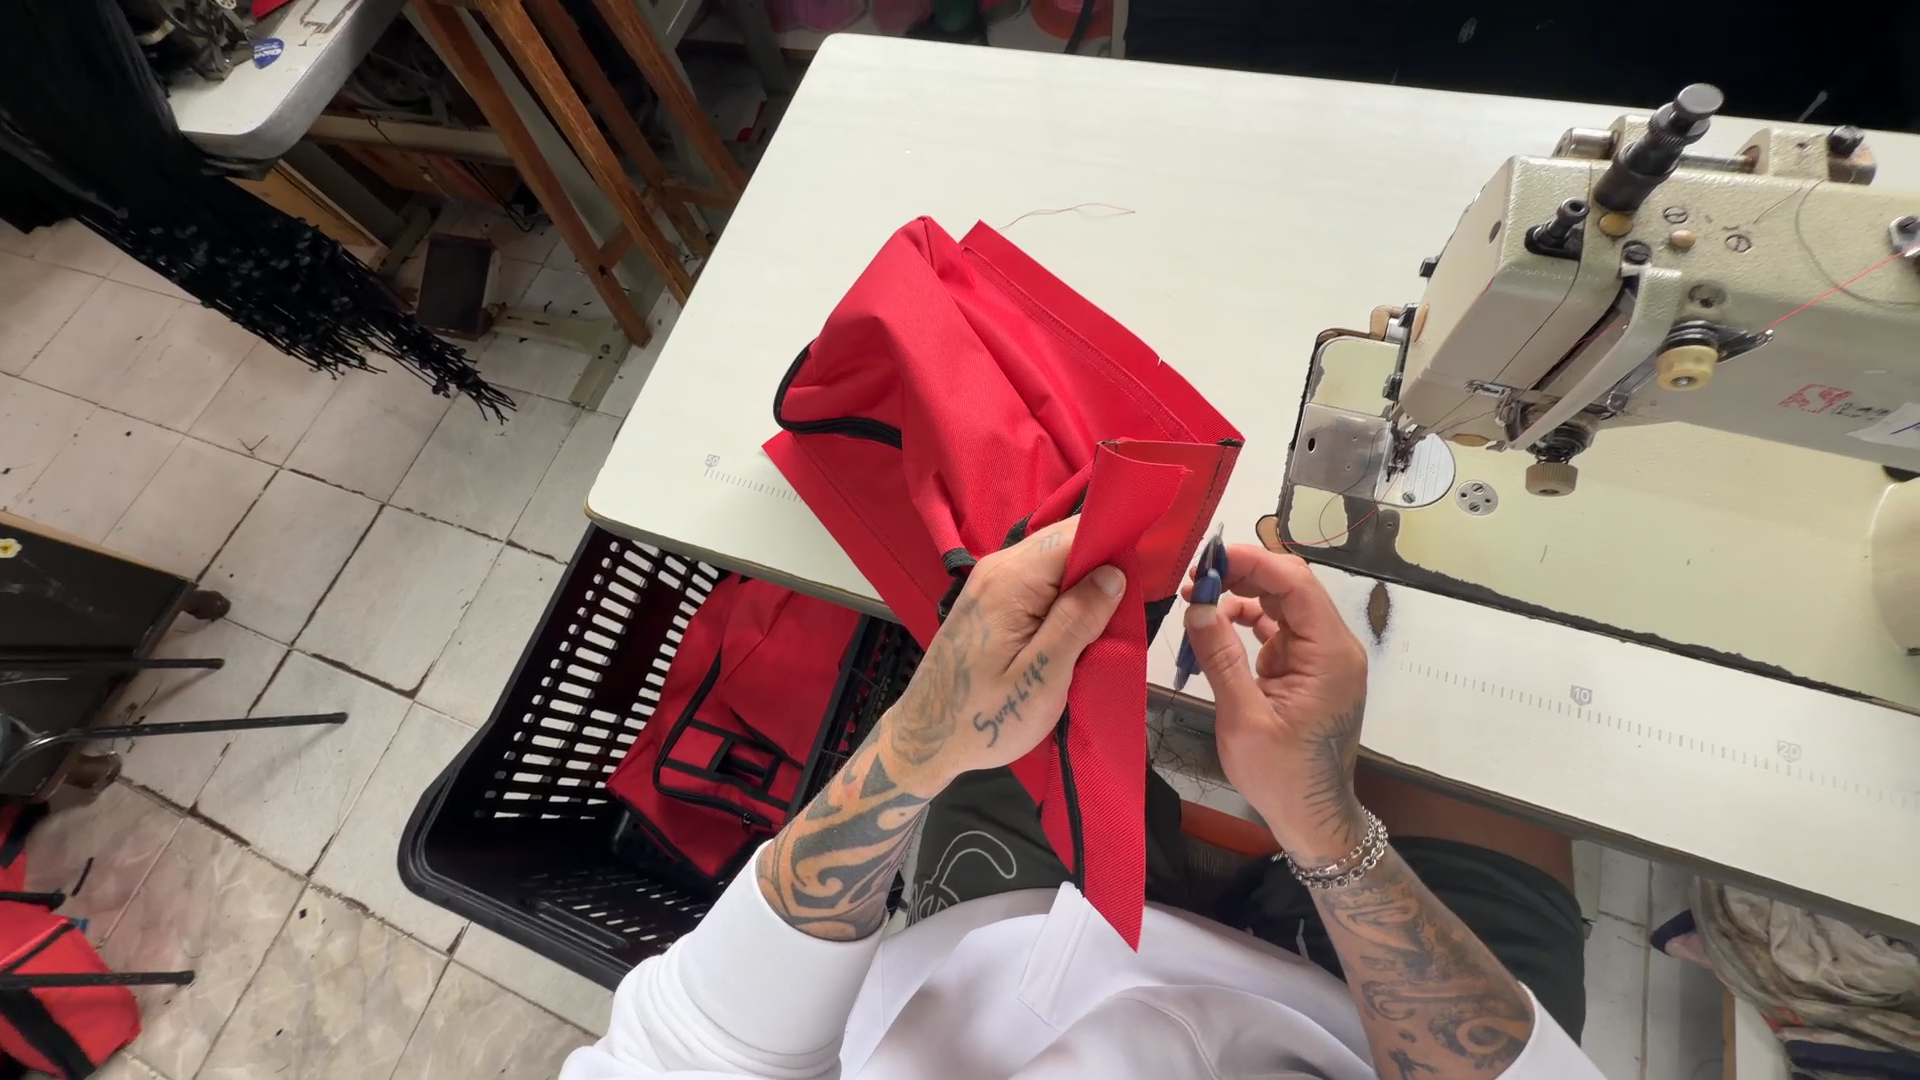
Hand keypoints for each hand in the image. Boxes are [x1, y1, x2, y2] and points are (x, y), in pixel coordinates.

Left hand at [880, 517, 1125, 794]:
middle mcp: (998, 567)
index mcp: (1011, 580)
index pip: (1074, 532)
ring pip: (1053, 561)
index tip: (1145, 571)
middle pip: (1064, 541)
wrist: (927, 737)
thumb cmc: (983, 719)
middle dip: (1102, 565)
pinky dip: (1063, 595)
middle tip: (1129, 605)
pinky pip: (1038, 579)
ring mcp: (991, 580)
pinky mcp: (991, 598)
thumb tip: (1113, 573)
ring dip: (1084, 583)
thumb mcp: (1040, 678)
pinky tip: (1076, 625)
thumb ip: (1076, 621)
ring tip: (1107, 620)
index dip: (1113, 543)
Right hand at [1181, 545, 1368, 863]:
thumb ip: (1221, 657)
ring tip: (1193, 597)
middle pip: (1290, 586)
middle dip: (1241, 572)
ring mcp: (1319, 656)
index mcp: (1329, 654)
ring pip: (1281, 602)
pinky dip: (1244, 619)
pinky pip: (1276, 627)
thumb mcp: (1244, 717)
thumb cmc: (1282, 774)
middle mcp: (1332, 646)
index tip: (1206, 558)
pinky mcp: (1304, 667)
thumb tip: (1196, 606)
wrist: (1311, 815)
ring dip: (1239, 594)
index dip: (1252, 561)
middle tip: (1192, 577)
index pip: (1295, 584)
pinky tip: (1214, 624)